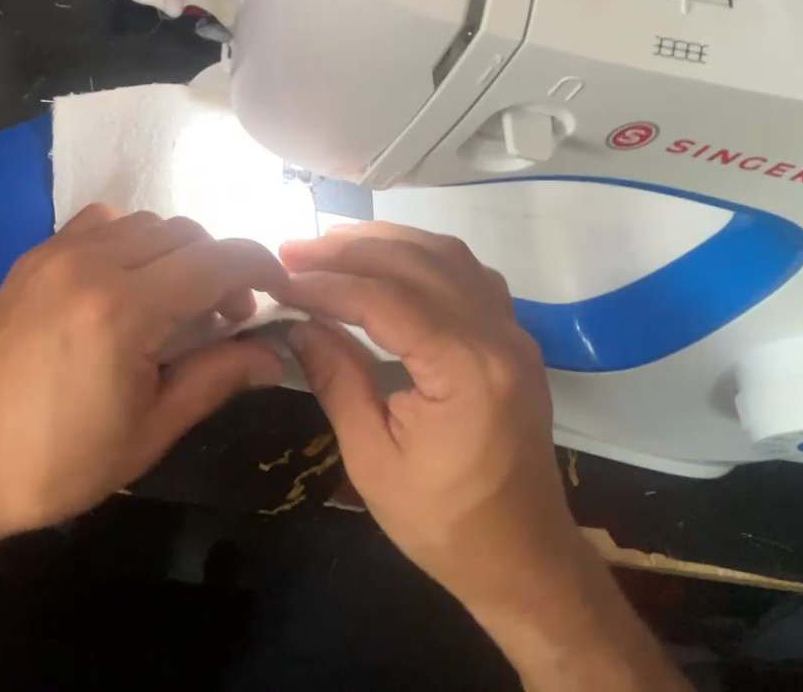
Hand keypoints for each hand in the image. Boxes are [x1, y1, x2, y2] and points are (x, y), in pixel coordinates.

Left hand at [0, 204, 287, 539]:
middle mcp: (91, 262)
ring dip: (176, 252)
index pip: (217, 259)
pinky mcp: (33, 256)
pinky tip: (126, 284)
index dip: (261, 267)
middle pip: (185, 233)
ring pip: (144, 221)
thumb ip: (216, 377)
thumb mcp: (150, 429)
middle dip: (220, 266)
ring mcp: (56, 253)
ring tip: (176, 302)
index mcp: (124, 308)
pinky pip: (100, 223)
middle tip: (227, 318)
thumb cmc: (58, 461)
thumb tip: (274, 354)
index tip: (280, 292)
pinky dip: (129, 239)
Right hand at [278, 223, 585, 605]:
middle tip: (293, 252)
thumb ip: (336, 380)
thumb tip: (299, 323)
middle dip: (348, 250)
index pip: (385, 299)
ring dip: (385, 242)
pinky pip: (467, 274)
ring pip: (446, 256)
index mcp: (466, 370)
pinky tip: (388, 263)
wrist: (523, 561)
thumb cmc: (443, 522)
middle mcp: (497, 337)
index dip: (327, 283)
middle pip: (415, 262)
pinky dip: (421, 256)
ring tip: (330, 246)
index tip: (280, 279)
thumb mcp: (372, 459)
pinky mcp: (513, 340)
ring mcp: (513, 334)